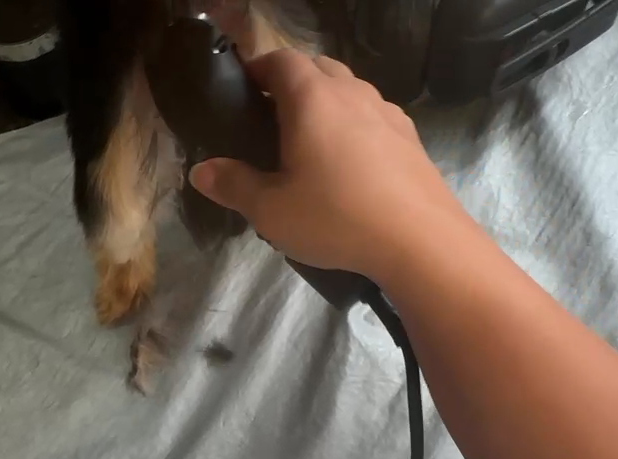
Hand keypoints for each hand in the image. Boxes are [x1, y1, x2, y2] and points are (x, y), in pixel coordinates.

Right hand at [188, 50, 476, 279]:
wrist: (416, 237)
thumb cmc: (334, 217)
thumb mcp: (271, 210)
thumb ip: (234, 185)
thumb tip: (200, 171)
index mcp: (311, 99)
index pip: (281, 61)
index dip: (258, 68)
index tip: (243, 86)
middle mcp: (351, 93)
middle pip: (318, 68)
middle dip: (291, 82)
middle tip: (270, 114)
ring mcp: (385, 112)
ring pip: (349, 90)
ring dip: (325, 102)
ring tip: (308, 139)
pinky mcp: (408, 137)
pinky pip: (372, 117)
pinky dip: (352, 126)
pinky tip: (347, 162)